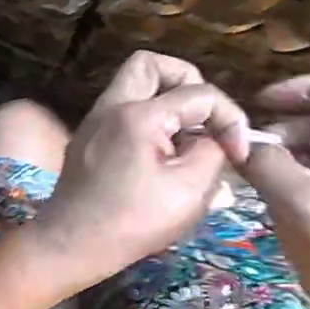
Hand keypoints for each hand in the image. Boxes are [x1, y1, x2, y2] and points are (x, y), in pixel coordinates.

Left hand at [31, 52, 251, 293]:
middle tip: (204, 119)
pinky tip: (163, 156)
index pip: (199, 93)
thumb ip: (212, 153)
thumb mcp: (190, 191)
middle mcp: (109, 108)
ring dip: (166, 102)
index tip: (239, 155)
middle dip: (187, 82)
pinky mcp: (86, 140)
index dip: (230, 119)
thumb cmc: (131, 222)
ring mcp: (92, 122)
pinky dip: (147, 121)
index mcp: (136, 114)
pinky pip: (121, 113)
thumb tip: (218, 140)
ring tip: (187, 141)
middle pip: (150, 65)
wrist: (70, 244)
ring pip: (132, 86)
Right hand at [233, 75, 309, 308]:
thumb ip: (263, 160)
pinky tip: (261, 187)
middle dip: (284, 127)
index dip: (302, 89)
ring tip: (248, 167)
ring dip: (282, 152)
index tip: (260, 101)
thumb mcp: (297, 196)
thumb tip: (237, 143)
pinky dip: (288, 174)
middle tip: (246, 144)